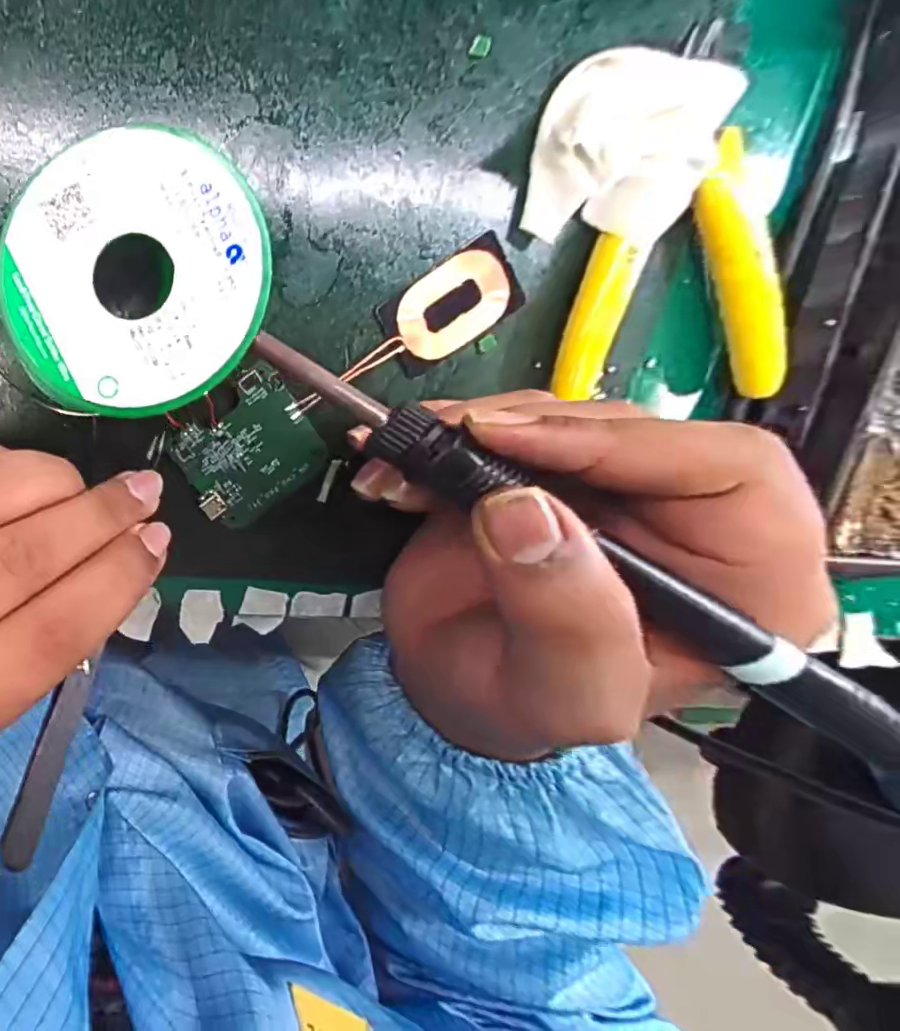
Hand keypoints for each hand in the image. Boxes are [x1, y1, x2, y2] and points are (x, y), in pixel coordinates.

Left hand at [0, 442, 169, 773]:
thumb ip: (41, 652)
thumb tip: (113, 565)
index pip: (44, 636)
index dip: (113, 582)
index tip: (153, 545)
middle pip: (16, 560)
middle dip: (95, 520)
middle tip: (141, 496)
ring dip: (52, 481)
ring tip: (89, 485)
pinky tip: (28, 471)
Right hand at [354, 392, 834, 760]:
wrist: (445, 693)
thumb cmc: (520, 710)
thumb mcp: (562, 695)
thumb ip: (565, 619)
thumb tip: (521, 511)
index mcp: (738, 579)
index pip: (721, 467)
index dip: (616, 442)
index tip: (506, 442)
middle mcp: (673, 523)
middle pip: (622, 430)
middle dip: (520, 426)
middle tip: (439, 438)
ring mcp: (589, 499)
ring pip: (548, 420)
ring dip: (461, 430)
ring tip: (399, 458)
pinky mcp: (517, 487)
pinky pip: (484, 440)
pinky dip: (429, 444)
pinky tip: (392, 469)